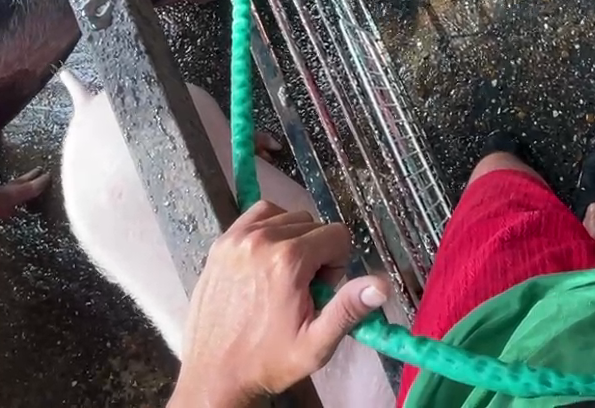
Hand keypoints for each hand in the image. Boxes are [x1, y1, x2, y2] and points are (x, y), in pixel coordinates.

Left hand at [170, 202, 389, 407]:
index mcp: (289, 260)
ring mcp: (238, 239)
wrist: (213, 380)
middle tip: (301, 290)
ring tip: (282, 277)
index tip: (320, 292)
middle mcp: (263, 239)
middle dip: (316, 253)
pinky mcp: (221, 243)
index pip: (337, 235)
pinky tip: (268, 256)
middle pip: (314, 225)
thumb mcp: (316, 345)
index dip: (336, 264)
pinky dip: (271, 226)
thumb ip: (349, 309)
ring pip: (289, 217)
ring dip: (295, 240)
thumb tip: (382, 285)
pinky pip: (260, 213)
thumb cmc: (268, 363)